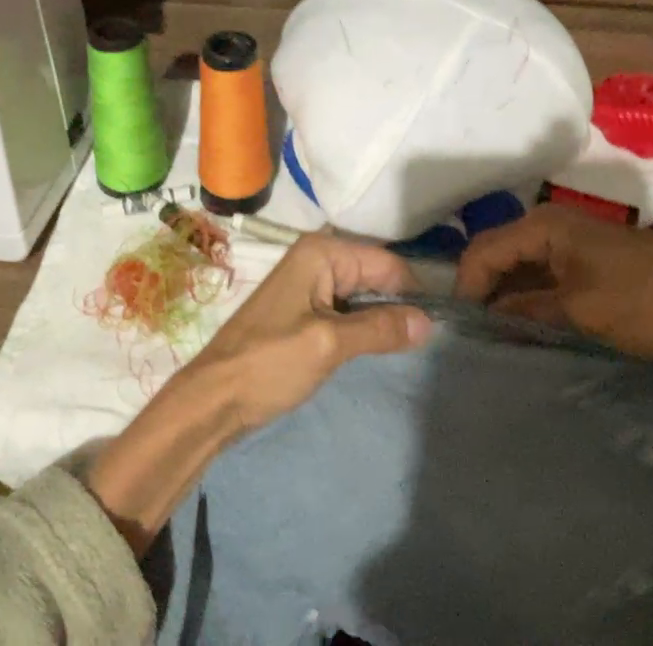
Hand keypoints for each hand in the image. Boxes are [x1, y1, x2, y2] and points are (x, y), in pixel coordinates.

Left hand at [186, 234, 433, 430]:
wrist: (213, 399)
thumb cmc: (267, 364)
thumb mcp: (328, 344)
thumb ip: (379, 328)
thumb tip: (429, 322)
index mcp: (320, 253)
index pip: (386, 262)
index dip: (413, 291)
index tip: (438, 326)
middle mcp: (316, 259)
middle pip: (376, 275)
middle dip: (399, 303)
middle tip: (427, 341)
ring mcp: (309, 286)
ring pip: (364, 295)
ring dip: (383, 318)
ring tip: (410, 348)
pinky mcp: (305, 312)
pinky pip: (348, 311)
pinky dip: (364, 328)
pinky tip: (380, 350)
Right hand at [456, 204, 652, 360]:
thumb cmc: (642, 303)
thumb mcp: (575, 310)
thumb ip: (524, 309)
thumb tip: (489, 315)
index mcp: (546, 225)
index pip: (484, 250)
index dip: (467, 286)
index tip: (461, 326)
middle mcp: (557, 223)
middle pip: (502, 252)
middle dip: (486, 289)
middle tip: (475, 331)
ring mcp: (579, 240)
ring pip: (525, 264)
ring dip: (509, 294)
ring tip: (498, 331)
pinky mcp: (596, 260)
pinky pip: (549, 272)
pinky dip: (534, 294)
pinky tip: (531, 322)